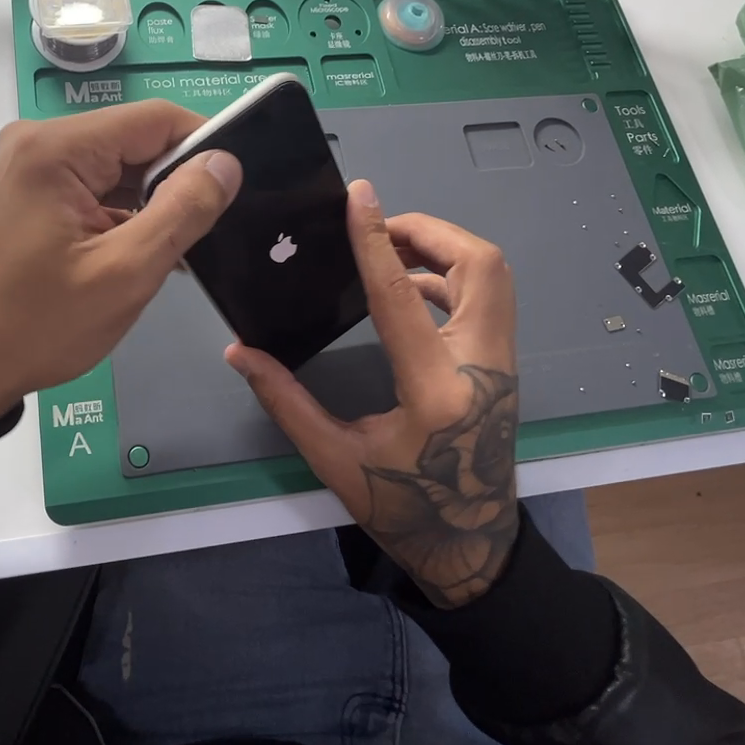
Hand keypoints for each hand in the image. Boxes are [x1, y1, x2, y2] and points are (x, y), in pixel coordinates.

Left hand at [0, 101, 241, 421]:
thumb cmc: (42, 326)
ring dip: (150, 203)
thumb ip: (183, 210)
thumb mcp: (126, 272)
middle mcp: (37, 141)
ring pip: (119, 166)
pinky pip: (95, 186)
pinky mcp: (30, 191)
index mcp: (55, 148)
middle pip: (135, 140)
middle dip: (175, 182)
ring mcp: (30, 166)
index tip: (235, 188)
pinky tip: (142, 252)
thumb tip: (225, 163)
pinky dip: (124, 214)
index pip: (154, 119)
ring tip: (176, 250)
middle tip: (205, 232)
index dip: (204, 146)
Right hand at [228, 180, 520, 608]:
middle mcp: (482, 368)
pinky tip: (409, 290)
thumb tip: (239, 352)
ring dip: (444, 249)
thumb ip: (285, 399)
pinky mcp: (505, 367)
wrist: (474, 548)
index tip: (359, 196)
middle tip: (379, 226)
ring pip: (493, 277)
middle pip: (480, 267)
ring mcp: (503, 366)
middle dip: (431, 231)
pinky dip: (452, 276)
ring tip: (389, 250)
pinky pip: (488, 299)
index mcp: (434, 391)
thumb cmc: (401, 510)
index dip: (375, 238)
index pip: (401, 295)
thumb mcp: (334, 459)